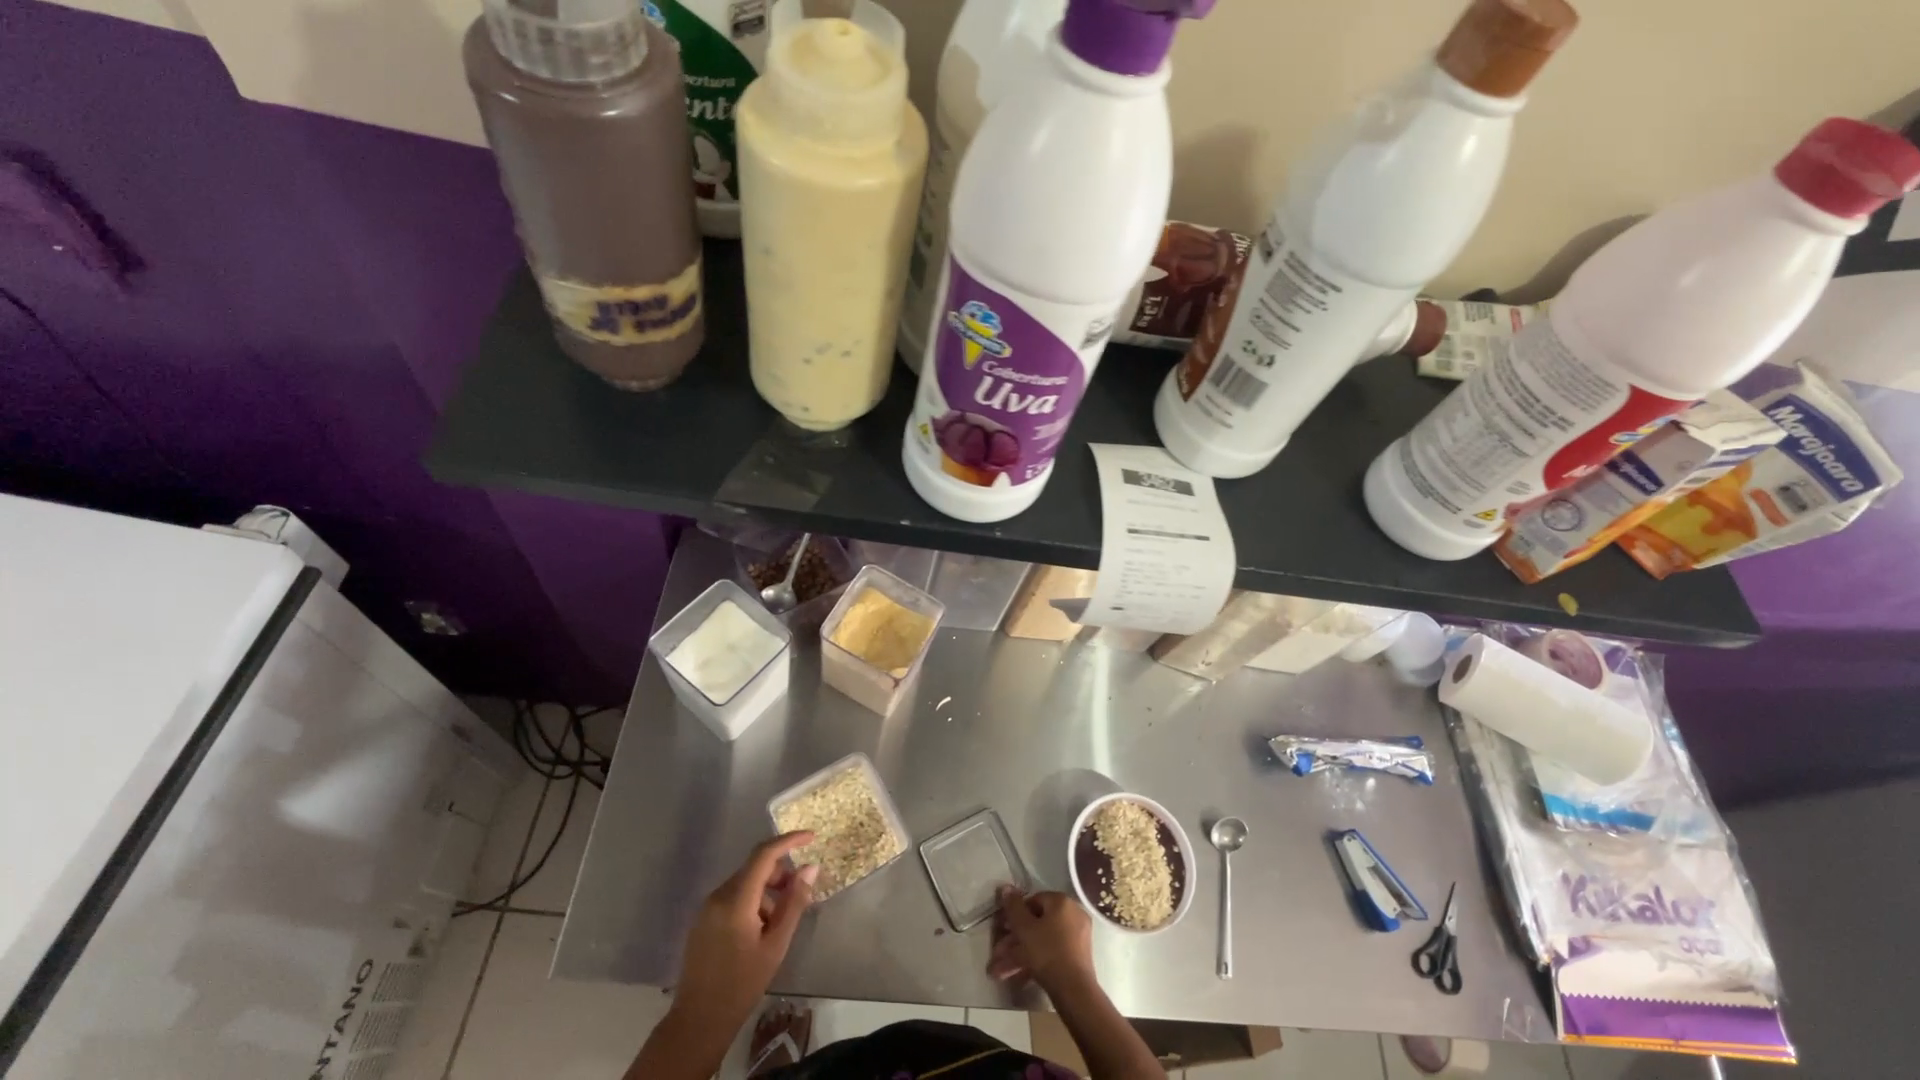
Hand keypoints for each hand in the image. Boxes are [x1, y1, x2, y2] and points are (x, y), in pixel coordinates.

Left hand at [672, 832, 818, 1030]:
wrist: (699, 1019)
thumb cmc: (742, 984)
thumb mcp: (776, 944)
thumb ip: (793, 903)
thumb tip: (810, 869)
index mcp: (736, 900)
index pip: (764, 855)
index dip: (788, 841)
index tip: (811, 837)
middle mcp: (718, 896)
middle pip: (754, 868)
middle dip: (780, 873)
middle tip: (801, 893)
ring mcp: (707, 907)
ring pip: (744, 883)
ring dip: (767, 890)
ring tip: (781, 921)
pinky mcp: (703, 919)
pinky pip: (733, 897)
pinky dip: (752, 901)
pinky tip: (761, 928)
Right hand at [987, 887, 1094, 992]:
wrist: (1074, 989)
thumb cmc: (1046, 952)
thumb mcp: (1024, 928)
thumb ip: (1013, 907)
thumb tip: (1006, 887)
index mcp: (1062, 902)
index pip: (1034, 900)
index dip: (1016, 914)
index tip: (1004, 930)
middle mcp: (1073, 914)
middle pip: (1037, 923)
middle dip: (1015, 940)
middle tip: (999, 953)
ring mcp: (1078, 935)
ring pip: (1043, 940)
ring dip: (1020, 954)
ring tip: (1000, 971)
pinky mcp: (1078, 955)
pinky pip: (1053, 951)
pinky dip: (1036, 961)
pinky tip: (1018, 976)